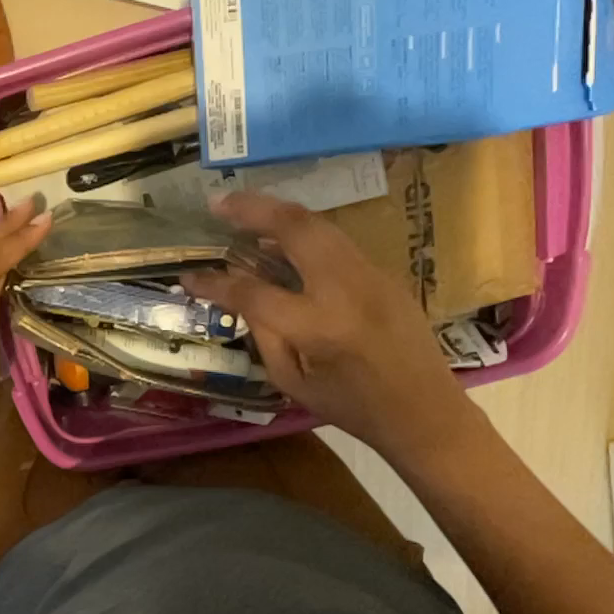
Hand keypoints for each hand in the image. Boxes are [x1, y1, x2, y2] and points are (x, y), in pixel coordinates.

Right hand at [182, 193, 478, 462]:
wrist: (424, 410)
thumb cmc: (351, 407)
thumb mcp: (293, 382)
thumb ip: (264, 334)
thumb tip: (242, 296)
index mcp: (316, 326)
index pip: (252, 291)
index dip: (215, 282)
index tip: (189, 275)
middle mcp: (344, 288)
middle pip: (294, 229)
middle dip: (252, 210)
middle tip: (217, 202)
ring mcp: (369, 274)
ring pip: (319, 225)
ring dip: (278, 214)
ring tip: (245, 212)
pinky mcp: (384, 273)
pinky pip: (336, 242)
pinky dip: (303, 234)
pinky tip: (283, 242)